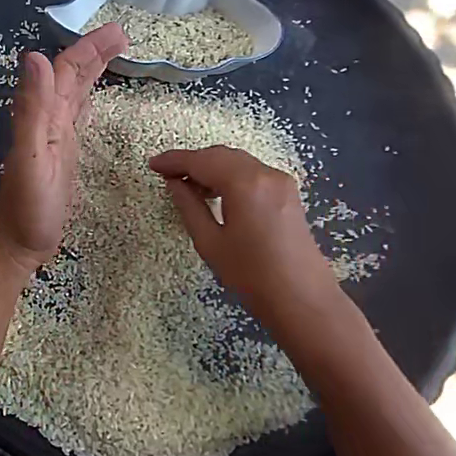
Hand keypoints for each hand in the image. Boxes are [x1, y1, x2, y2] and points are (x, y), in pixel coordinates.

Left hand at [0, 24, 128, 273]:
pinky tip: (92, 99)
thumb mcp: (32, 158)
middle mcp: (47, 121)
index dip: (88, 48)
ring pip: (75, 94)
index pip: (66, 71)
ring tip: (115, 55)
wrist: (19, 244)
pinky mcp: (62, 155)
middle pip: (71, 77)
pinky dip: (87, 100)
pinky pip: (76, 118)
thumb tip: (35, 57)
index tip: (117, 33)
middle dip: (94, 53)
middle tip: (123, 36)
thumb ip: (31, 109)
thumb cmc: (28, 209)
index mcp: (42, 117)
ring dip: (92, 72)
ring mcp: (54, 138)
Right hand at [148, 145, 342, 333]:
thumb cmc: (251, 275)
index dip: (174, 160)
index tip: (153, 165)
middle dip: (193, 161)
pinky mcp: (288, 193)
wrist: (303, 299)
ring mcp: (280, 181)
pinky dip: (230, 175)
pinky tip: (216, 193)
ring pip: (237, 162)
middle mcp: (265, 173)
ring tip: (188, 187)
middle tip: (167, 175)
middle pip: (221, 155)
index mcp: (244, 183)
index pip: (202, 161)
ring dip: (211, 167)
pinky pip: (252, 173)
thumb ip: (189, 206)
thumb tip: (174, 183)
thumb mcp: (210, 243)